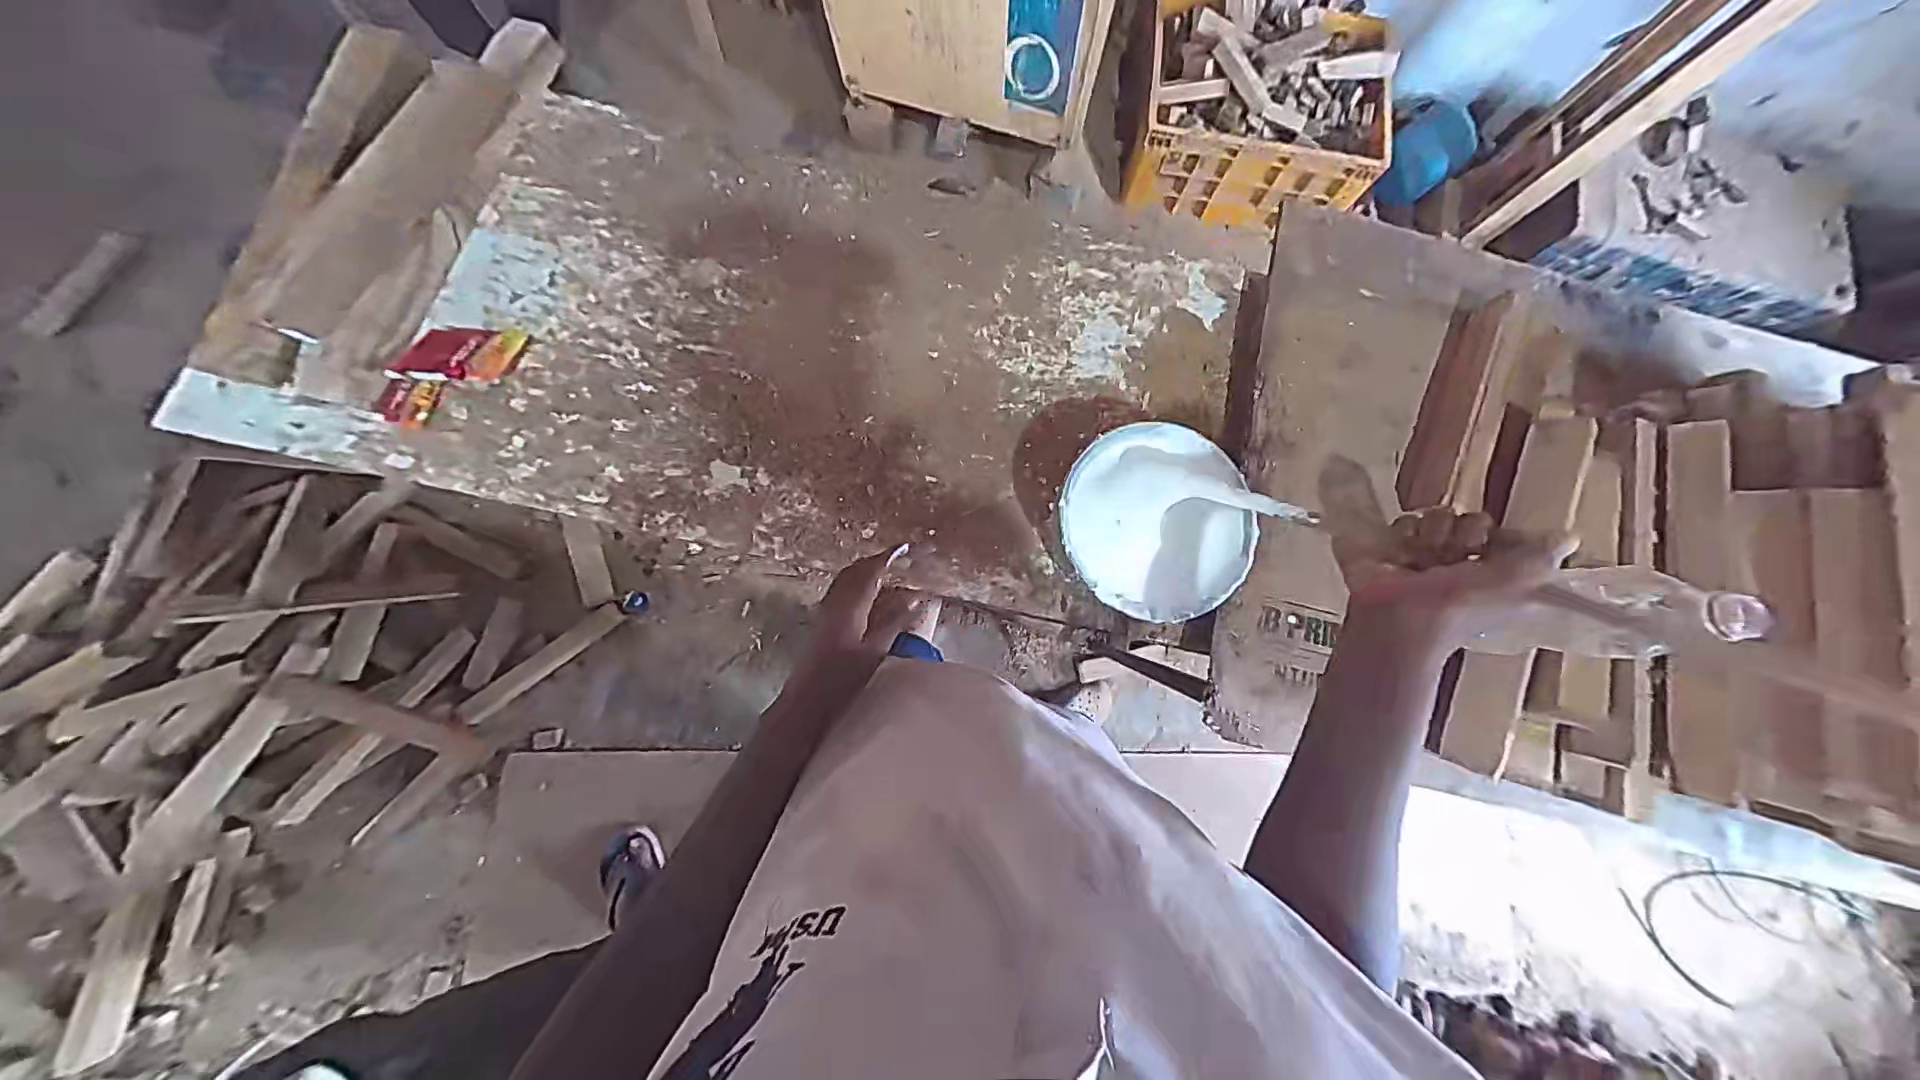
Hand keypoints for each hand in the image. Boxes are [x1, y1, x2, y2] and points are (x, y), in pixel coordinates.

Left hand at [786, 545, 933, 694]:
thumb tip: (915, 598)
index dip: (888, 557)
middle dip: (875, 560)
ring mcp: (826, 612)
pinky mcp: (822, 623)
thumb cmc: (844, 679)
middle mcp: (835, 603)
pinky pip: (841, 591)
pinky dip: (857, 585)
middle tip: (896, 557)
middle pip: (855, 571)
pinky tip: (867, 595)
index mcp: (850, 606)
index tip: (905, 547)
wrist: (807, 702)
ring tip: (884, 571)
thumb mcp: (877, 650)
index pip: (871, 572)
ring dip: (864, 571)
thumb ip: (895, 621)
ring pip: (846, 580)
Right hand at [1333, 507, 1575, 645]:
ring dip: (1431, 537)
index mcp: (1489, 572)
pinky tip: (1400, 556)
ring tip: (1422, 561)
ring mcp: (1423, 554)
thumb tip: (1569, 537)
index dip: (1500, 536)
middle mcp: (1458, 561)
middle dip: (1462, 536)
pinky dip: (1402, 536)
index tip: (1493, 549)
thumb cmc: (1458, 606)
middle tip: (1453, 560)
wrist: (1399, 617)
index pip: (1501, 533)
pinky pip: (1403, 521)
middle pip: (1468, 520)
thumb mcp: (1513, 584)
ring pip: (1435, 517)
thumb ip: (1539, 559)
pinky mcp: (1390, 548)